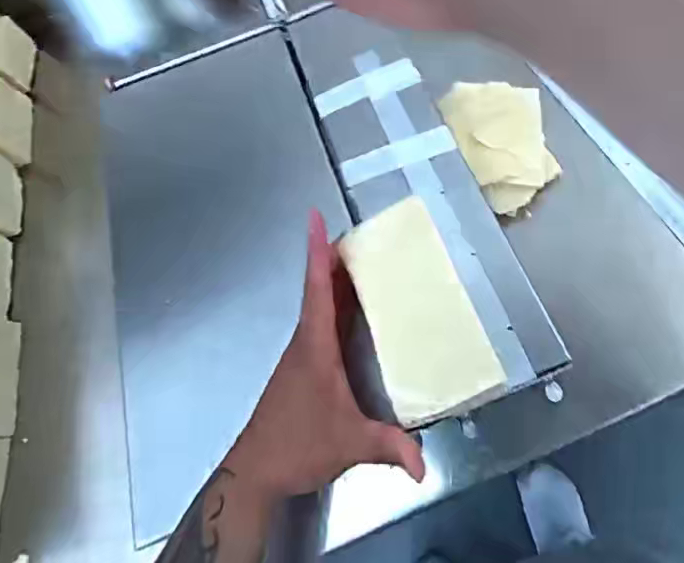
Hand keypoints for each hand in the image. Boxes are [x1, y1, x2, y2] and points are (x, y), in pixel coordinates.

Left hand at [226, 208, 425, 499]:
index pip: (317, 285)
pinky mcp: (306, 365)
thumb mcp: (349, 444)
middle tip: (359, 232)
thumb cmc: (299, 443)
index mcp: (315, 342)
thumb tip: (424, 465)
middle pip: (321, 286)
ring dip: (337, 279)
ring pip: (321, 304)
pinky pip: (324, 322)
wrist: (259, 466)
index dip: (318, 250)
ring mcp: (304, 351)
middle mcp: (308, 338)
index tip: (315, 217)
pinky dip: (338, 306)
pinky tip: (355, 311)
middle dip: (335, 256)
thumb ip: (387, 447)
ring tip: (362, 260)